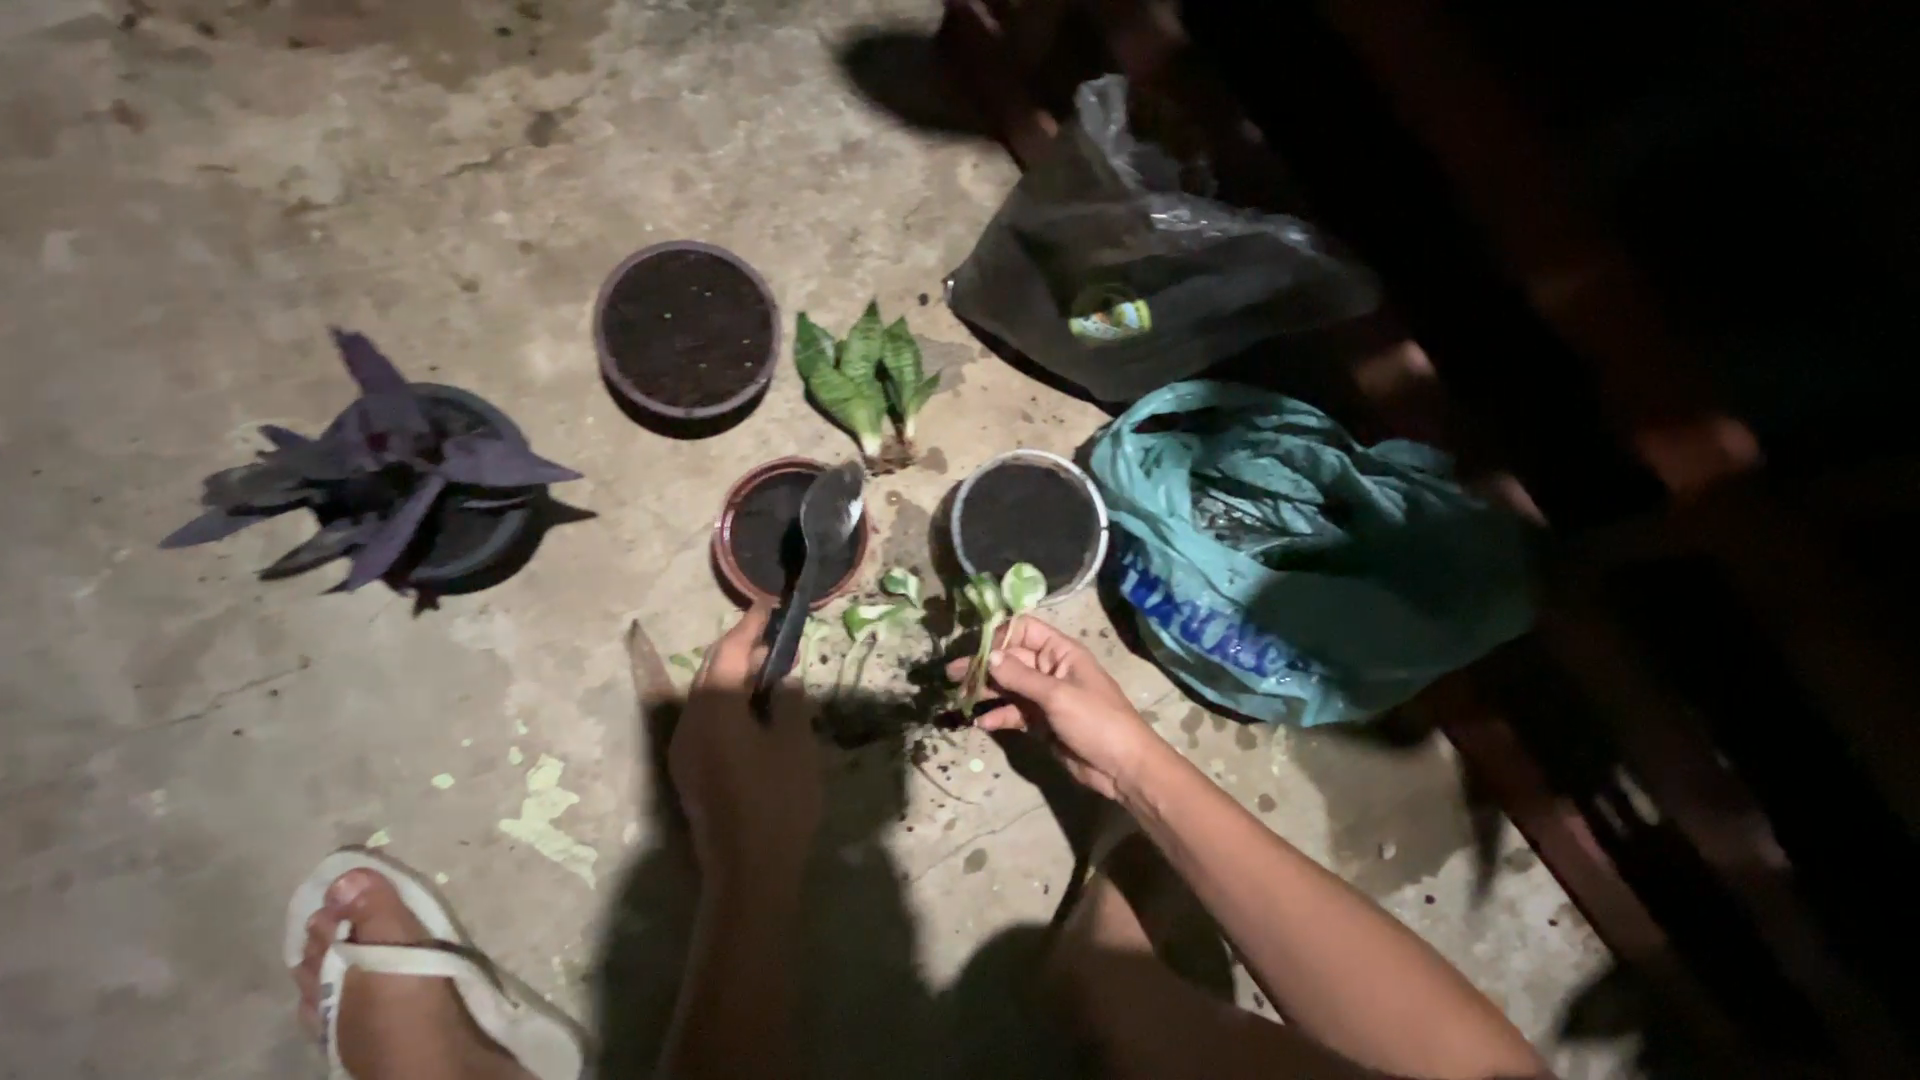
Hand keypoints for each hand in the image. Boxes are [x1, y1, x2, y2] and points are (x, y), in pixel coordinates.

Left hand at [669, 605, 820, 890]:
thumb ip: (787, 701)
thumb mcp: (796, 744)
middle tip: (775, 638)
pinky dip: (728, 703)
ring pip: (707, 696)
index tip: (768, 606)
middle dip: (741, 650)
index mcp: (716, 709)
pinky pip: (706, 720)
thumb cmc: (779, 802)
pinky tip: (755, 711)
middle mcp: (690, 722)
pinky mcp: (689, 770)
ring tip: (770, 671)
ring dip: (735, 677)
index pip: (729, 652)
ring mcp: (685, 748)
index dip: (749, 626)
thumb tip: (781, 677)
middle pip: (711, 671)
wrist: (749, 872)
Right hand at [946, 617, 1163, 798]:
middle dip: (983, 666)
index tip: (975, 649)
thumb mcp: (1057, 695)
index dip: (999, 636)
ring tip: (960, 698)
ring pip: (1008, 687)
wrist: (1123, 767)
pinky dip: (997, 716)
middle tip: (953, 676)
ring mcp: (1045, 697)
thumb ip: (1020, 676)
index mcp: (1061, 652)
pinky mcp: (1041, 723)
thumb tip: (988, 656)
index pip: (1023, 630)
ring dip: (985, 691)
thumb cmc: (1096, 721)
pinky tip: (981, 723)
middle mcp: (1050, 669)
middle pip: (1010, 659)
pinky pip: (1013, 713)